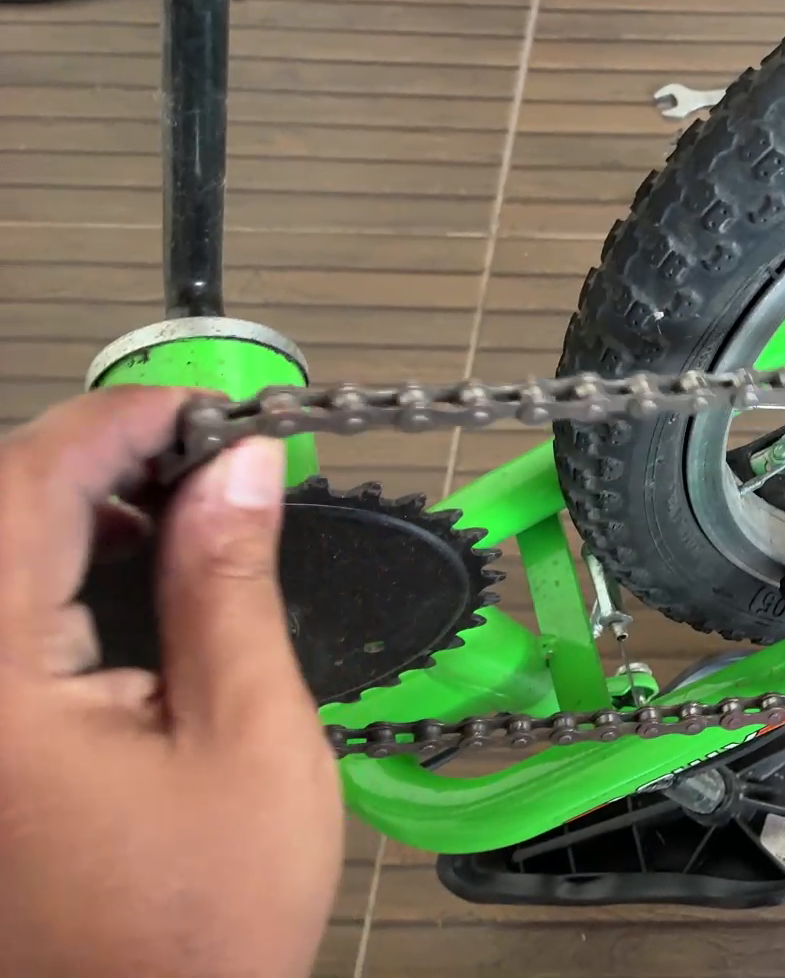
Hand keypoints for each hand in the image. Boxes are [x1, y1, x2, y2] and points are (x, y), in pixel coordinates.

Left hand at [0, 387, 340, 977]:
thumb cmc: (213, 891)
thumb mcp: (249, 726)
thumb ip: (231, 587)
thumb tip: (247, 470)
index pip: (18, 499)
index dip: (115, 426)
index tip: (214, 404)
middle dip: (97, 457)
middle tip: (220, 452)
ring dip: (80, 507)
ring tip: (196, 500)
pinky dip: (62, 564)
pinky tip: (137, 565)